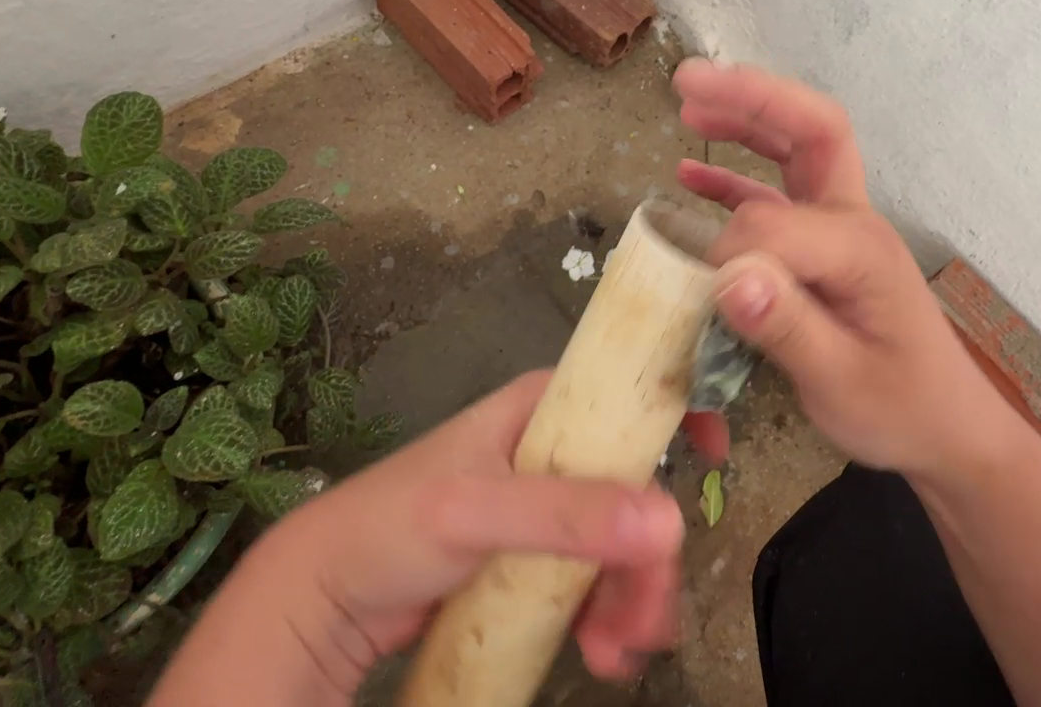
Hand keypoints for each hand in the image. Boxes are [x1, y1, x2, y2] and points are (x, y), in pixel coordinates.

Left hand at [149, 372, 683, 706]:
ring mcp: (544, 507)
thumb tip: (668, 517)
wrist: (324, 593)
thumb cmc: (394, 523)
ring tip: (621, 652)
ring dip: (631, 595)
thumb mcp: (476, 511)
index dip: (677, 408)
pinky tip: (603, 652)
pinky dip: (605, 612)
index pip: (626, 389)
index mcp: (543, 410)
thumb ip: (567, 513)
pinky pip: (590, 575)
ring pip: (616, 537)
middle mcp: (551, 450)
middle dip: (649, 552)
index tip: (716, 451)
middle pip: (632, 485)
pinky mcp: (533, 555)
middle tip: (654, 614)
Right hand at [672, 59, 1016, 476]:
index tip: (700, 289)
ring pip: (797, 152)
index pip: (774, 220)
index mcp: (858, 248)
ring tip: (689, 106)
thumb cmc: (900, 408)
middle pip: (812, 131)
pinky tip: (693, 178)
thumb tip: (729, 275)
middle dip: (754, 98)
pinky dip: (735, 180)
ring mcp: (840, 232)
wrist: (946, 429)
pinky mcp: (825, 251)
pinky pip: (778, 197)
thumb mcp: (841, 382)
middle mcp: (852, 223)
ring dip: (746, 121)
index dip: (727, 247)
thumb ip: (788, 328)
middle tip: (687, 81)